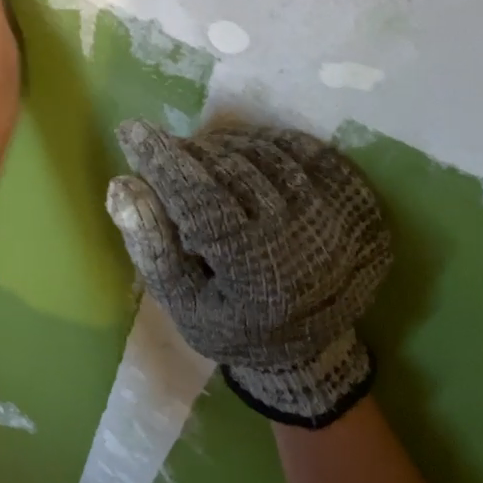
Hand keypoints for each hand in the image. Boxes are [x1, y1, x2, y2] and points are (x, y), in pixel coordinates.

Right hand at [106, 120, 392, 427]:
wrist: (309, 351)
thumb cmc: (232, 328)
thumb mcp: (180, 302)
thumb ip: (150, 245)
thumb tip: (122, 184)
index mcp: (252, 267)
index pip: (195, 194)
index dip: (160, 158)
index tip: (131, 130)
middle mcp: (299, 235)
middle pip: (231, 167)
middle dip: (189, 152)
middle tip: (165, 152)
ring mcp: (336, 218)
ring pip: (268, 153)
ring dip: (226, 145)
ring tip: (200, 154)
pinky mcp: (359, 206)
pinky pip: (310, 152)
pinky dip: (270, 143)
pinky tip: (245, 152)